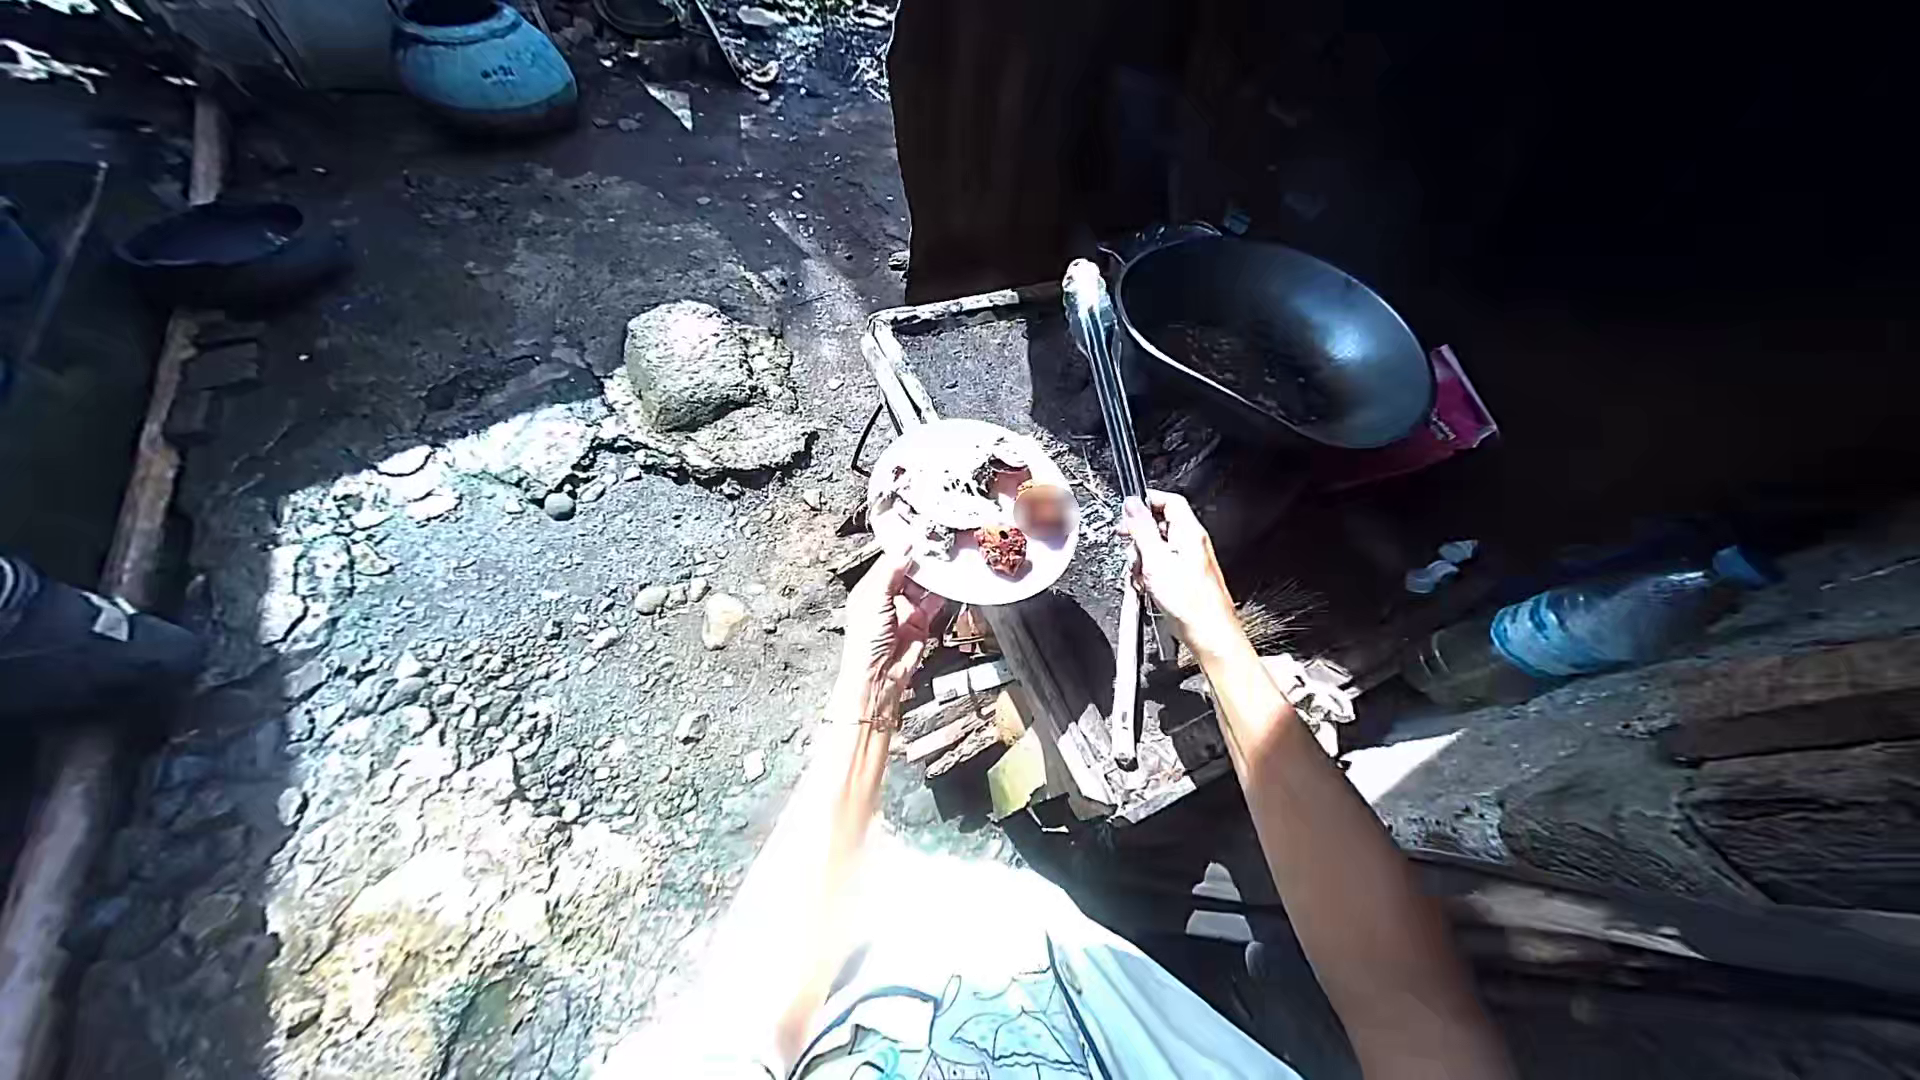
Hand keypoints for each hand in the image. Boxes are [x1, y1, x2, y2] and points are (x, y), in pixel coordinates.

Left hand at [832, 550, 945, 726]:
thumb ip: (890, 573)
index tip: (918, 537)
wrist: (878, 677)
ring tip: (945, 561)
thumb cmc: (864, 644)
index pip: (888, 562)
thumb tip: (903, 549)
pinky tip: (949, 582)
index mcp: (870, 589)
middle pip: (908, 572)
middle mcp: (888, 597)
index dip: (903, 550)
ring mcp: (905, 610)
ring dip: (933, 576)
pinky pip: (934, 602)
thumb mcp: (874, 600)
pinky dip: (942, 593)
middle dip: (921, 561)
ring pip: (923, 585)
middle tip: (936, 546)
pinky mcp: (921, 623)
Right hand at [1121, 490, 1240, 655]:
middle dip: (1139, 532)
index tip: (1128, 510)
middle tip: (1126, 541)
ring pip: (1160, 545)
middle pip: (1162, 523)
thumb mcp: (1156, 560)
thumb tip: (1132, 504)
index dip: (1147, 501)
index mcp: (1190, 533)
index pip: (1169, 500)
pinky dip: (1150, 570)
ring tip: (1138, 570)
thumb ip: (1142, 529)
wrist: (1208, 633)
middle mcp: (1193, 543)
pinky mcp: (1186, 576)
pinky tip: (1146, 583)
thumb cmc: (1190, 602)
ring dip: (1143, 555)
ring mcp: (1190, 560)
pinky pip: (1163, 564)